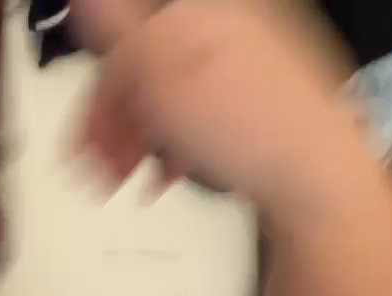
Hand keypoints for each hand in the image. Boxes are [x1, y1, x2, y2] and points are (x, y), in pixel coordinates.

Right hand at [72, 0, 382, 221]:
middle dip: (111, 123)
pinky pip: (189, 113)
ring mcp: (236, 59)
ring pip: (161, 95)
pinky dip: (166, 145)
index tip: (80, 138)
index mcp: (199, 10)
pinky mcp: (247, 93)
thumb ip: (119, 34)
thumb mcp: (162, 77)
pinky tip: (160, 173)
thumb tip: (85, 1)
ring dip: (131, 141)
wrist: (310, 170)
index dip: (94, 96)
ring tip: (121, 180)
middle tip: (96, 169)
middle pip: (139, 69)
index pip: (119, 40)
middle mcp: (220, 24)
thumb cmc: (250, 125)